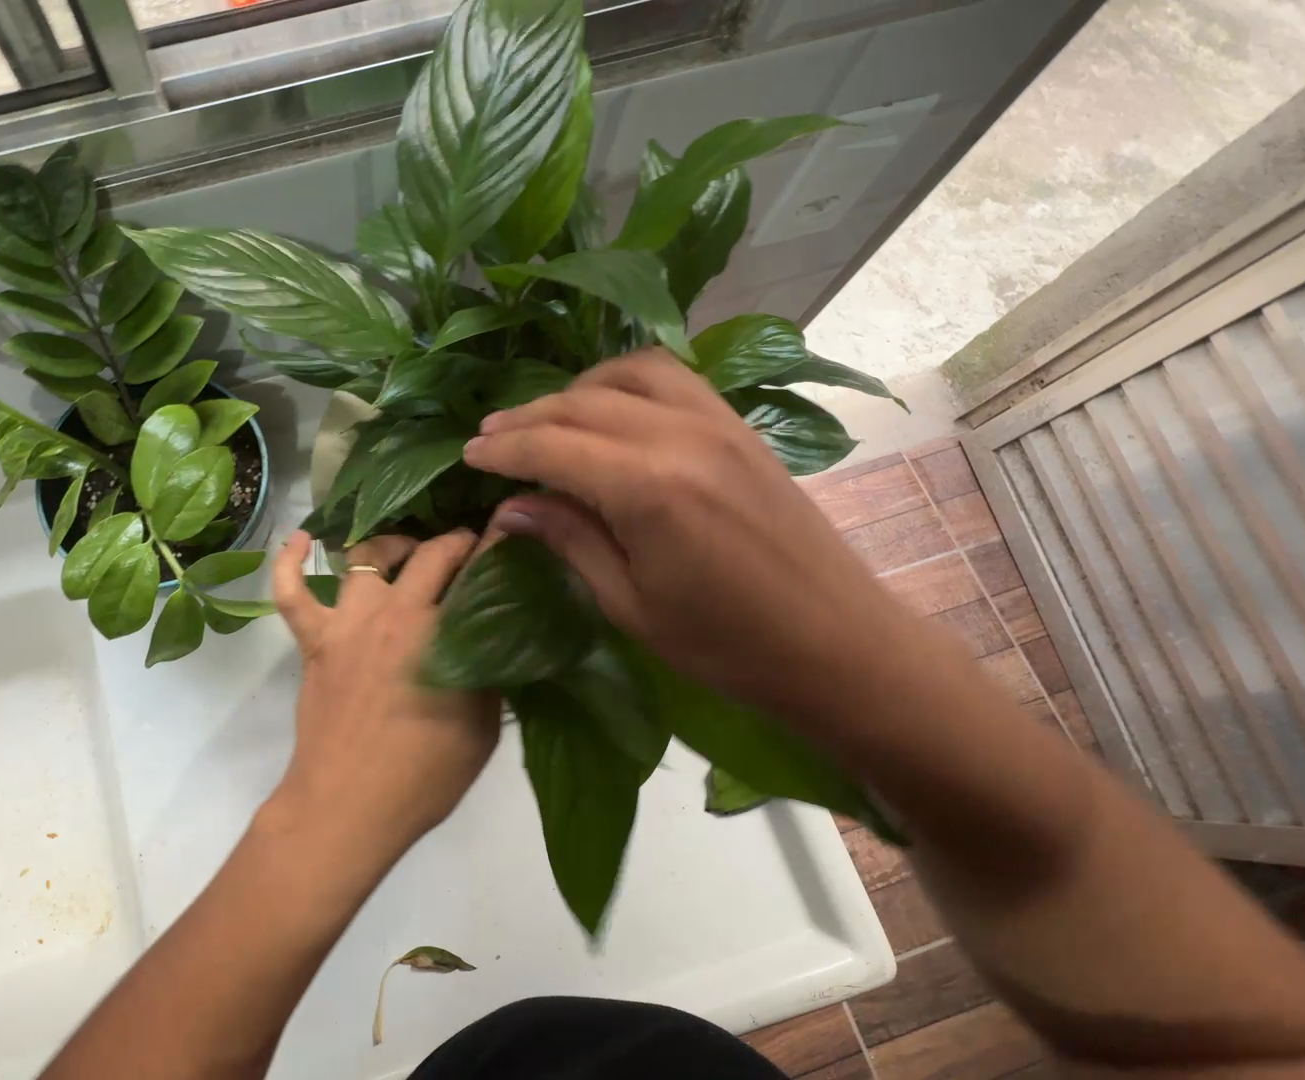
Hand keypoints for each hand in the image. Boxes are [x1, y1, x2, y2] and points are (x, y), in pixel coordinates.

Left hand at [267, 529, 499, 863]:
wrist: (348, 808)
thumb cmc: (424, 775)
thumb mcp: (481, 726)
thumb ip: (489, 670)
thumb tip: (498, 637)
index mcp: (440, 632)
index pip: (474, 570)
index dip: (496, 547)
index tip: (511, 538)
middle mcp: (393, 613)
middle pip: (428, 554)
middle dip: (454, 543)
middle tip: (468, 550)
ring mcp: (347, 624)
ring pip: (364, 559)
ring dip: (391, 548)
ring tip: (407, 554)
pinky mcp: (313, 642)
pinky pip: (292, 593)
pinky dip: (290, 562)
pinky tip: (301, 540)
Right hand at [462, 349, 920, 724]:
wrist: (837, 643)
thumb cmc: (725, 646)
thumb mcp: (630, 605)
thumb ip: (570, 540)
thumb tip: (510, 508)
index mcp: (648, 489)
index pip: (552, 448)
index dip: (503, 450)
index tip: (467, 456)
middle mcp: (680, 436)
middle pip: (581, 405)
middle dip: (526, 419)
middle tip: (489, 438)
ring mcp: (717, 423)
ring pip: (626, 375)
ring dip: (574, 391)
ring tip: (543, 419)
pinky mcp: (740, 427)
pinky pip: (672, 378)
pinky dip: (626, 381)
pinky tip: (608, 406)